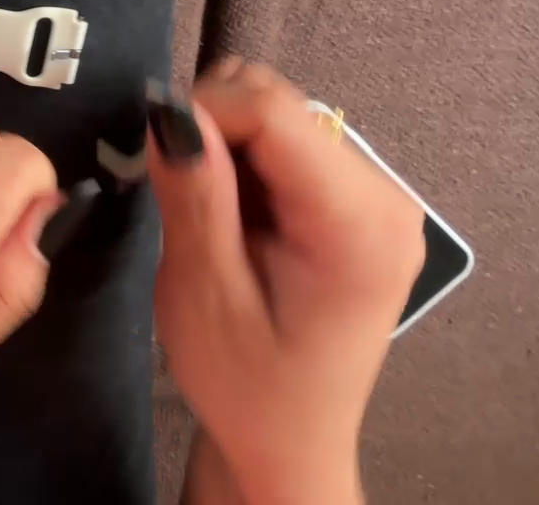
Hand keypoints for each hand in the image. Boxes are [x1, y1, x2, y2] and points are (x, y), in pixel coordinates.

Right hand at [147, 61, 424, 504]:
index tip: (156, 158)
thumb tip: (169, 112)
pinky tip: (225, 201)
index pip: (272, 111)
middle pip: (275, 102)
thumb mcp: (203, 290)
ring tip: (203, 201)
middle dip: (207, 125)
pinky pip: (277, 134)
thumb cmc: (243, 378)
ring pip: (272, 108)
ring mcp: (370, 194)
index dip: (199, 115)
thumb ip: (195, 194)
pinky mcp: (347, 197)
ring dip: (218, 137)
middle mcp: (382, 195)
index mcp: (357, 224)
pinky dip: (233, 150)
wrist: (286, 435)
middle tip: (175, 186)